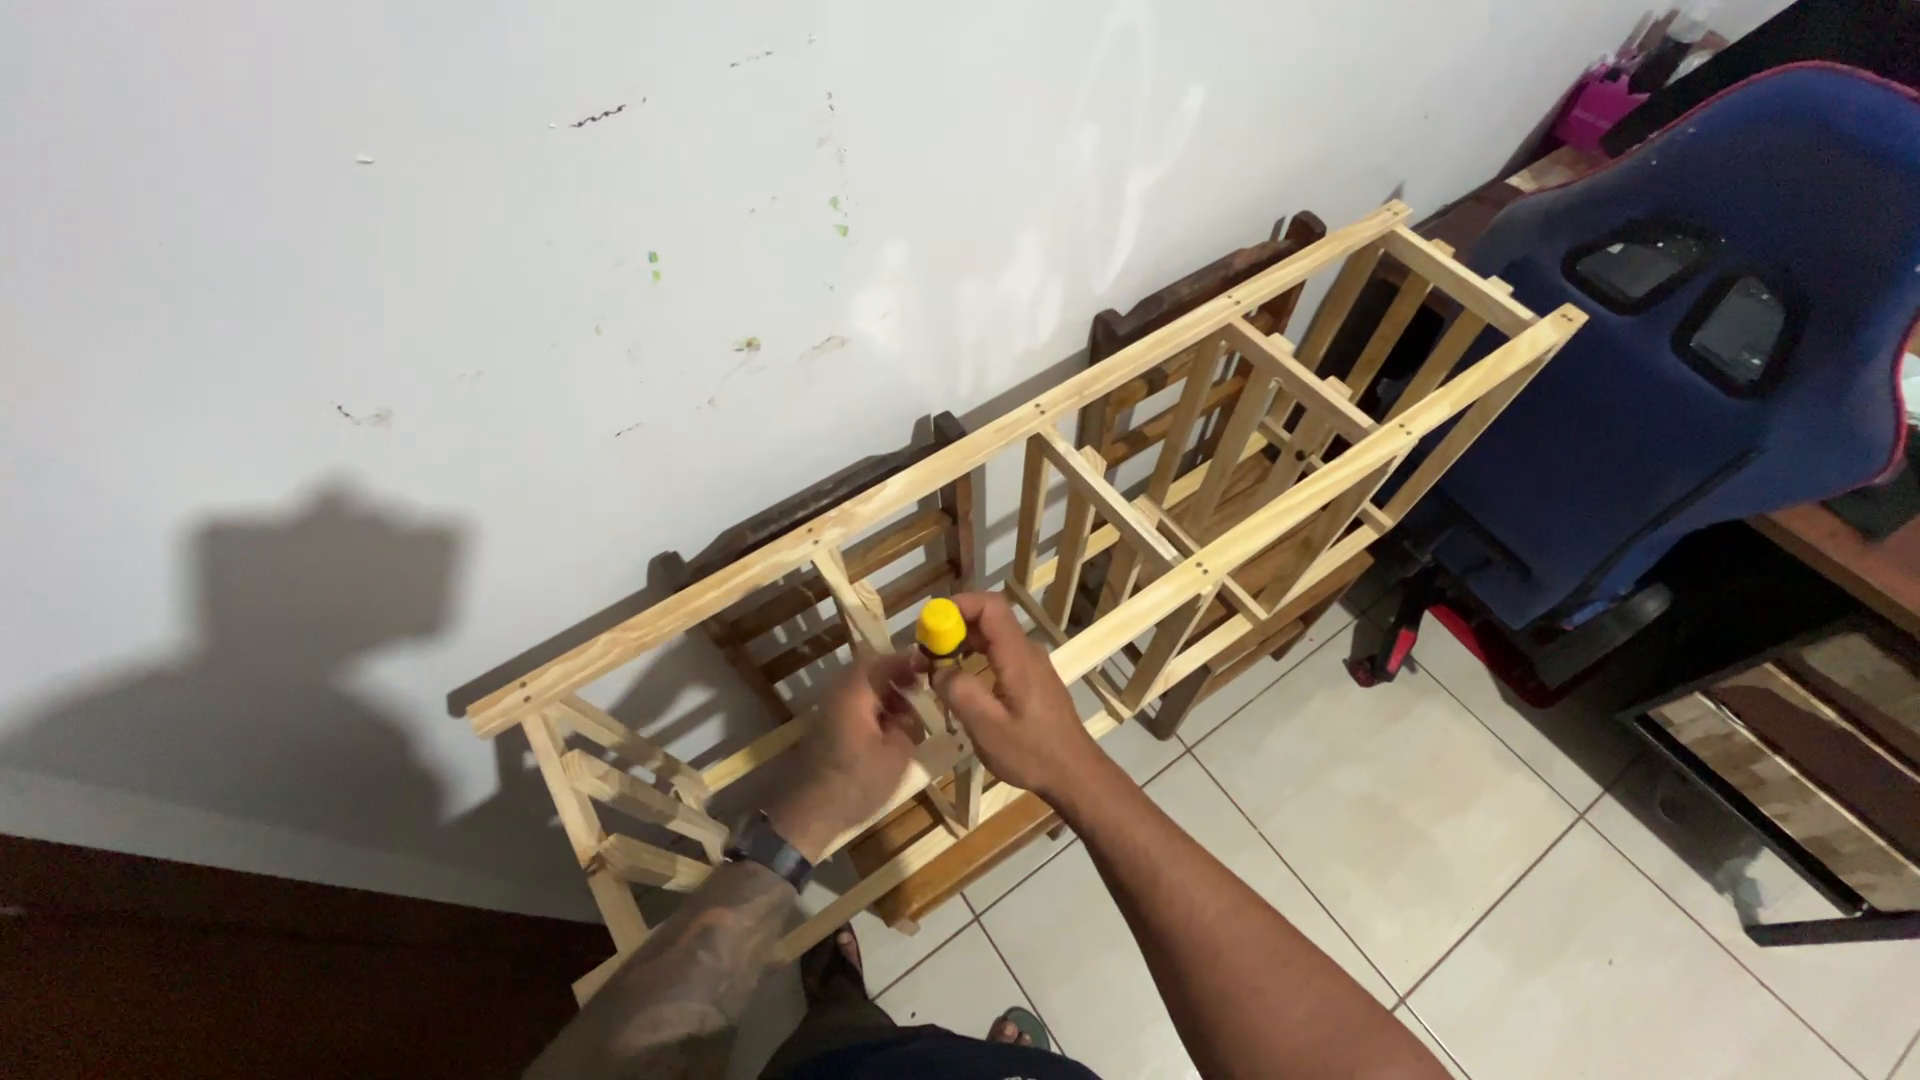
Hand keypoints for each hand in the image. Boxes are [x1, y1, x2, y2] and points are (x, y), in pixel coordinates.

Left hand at [766, 652, 918, 861]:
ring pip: (861, 688)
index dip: (906, 660)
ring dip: (885, 693)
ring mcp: (829, 711)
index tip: (928, 666)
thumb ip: (907, 724)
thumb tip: (906, 715)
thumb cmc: (858, 781)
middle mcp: (838, 694)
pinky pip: (854, 704)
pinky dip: (873, 708)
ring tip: (906, 715)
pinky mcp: (826, 728)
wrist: (812, 813)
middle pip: (869, 670)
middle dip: (896, 675)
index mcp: (854, 694)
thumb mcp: (897, 753)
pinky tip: (888, 730)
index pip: (882, 661)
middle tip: (919, 688)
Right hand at [929, 592, 1105, 802]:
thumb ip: (959, 692)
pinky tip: (961, 680)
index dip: (958, 605)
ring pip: (993, 636)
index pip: (990, 606)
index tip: (929, 626)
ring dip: (963, 642)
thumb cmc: (1032, 752)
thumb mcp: (987, 727)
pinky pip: (1000, 654)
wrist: (1075, 774)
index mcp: (1018, 656)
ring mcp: (1032, 665)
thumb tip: (938, 668)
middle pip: (989, 618)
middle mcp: (1027, 651)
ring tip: (936, 665)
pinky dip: (976, 656)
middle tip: (925, 650)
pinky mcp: (1032, 680)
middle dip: (953, 626)